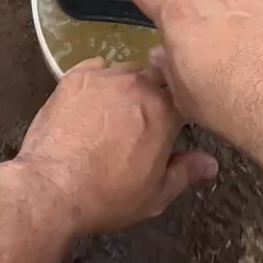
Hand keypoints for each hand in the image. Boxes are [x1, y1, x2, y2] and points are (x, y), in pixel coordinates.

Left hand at [4, 58, 217, 236]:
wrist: (51, 186)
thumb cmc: (107, 195)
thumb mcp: (154, 195)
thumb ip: (185, 172)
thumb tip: (211, 163)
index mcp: (164, 110)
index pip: (184, 95)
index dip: (182, 106)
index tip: (176, 121)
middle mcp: (138, 83)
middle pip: (158, 75)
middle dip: (157, 91)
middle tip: (145, 117)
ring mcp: (106, 75)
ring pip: (127, 69)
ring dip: (129, 84)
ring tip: (117, 109)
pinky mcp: (76, 75)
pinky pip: (97, 66)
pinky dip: (100, 78)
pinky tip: (93, 100)